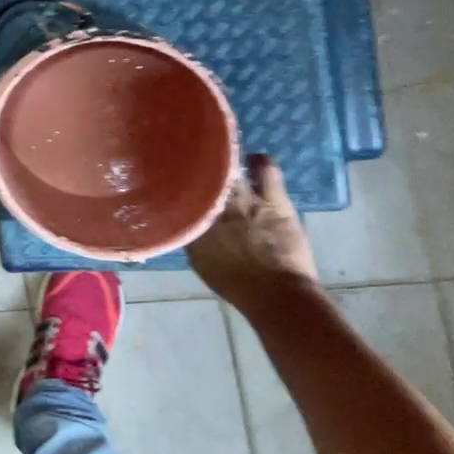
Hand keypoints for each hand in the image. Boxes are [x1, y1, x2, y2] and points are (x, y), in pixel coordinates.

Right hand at [189, 155, 319, 314]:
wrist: (277, 294)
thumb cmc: (236, 284)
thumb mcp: (200, 260)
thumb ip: (191, 236)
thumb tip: (186, 220)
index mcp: (194, 221)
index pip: (182, 193)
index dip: (180, 184)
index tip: (176, 179)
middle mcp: (215, 204)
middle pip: (203, 176)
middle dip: (199, 168)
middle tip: (198, 163)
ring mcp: (245, 198)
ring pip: (231, 169)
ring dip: (227, 163)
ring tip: (226, 160)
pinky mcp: (274, 199)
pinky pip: (266, 170)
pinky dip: (261, 162)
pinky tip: (256, 159)